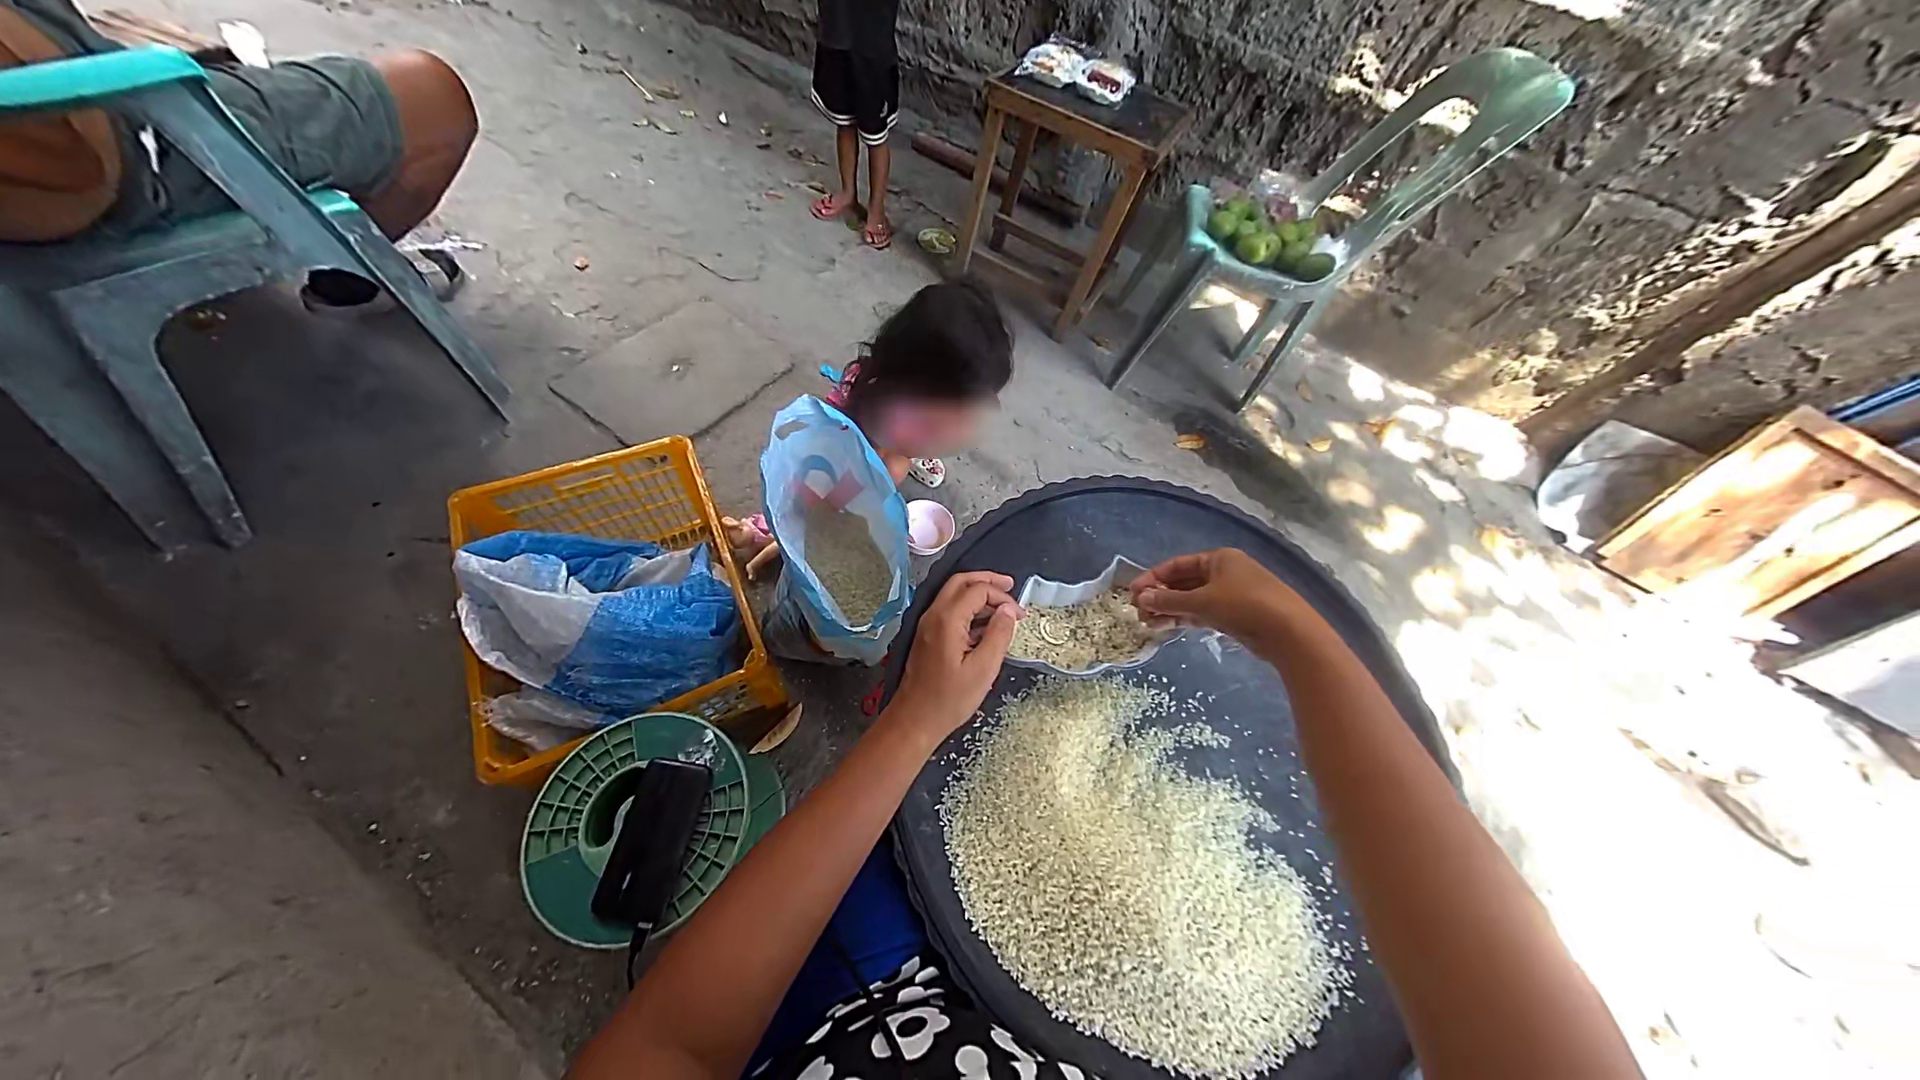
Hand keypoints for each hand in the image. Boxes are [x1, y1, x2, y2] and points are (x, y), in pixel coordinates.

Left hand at [886, 571, 1021, 743]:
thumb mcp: (983, 669)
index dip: (1002, 597)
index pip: (978, 590)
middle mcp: (933, 615)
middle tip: (1010, 587)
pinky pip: (949, 610)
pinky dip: (968, 608)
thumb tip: (1008, 610)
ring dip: (978, 593)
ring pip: (953, 594)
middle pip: (960, 582)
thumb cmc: (949, 699)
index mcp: (946, 619)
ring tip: (1002, 606)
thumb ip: (999, 635)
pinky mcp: (927, 635)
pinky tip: (985, 624)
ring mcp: (927, 624)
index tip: (1019, 614)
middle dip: (987, 581)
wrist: (915, 719)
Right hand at [1130, 548, 1305, 646]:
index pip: (1176, 565)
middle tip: (1138, 611)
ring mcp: (1232, 594)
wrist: (1289, 633)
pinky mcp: (1236, 615)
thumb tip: (1141, 598)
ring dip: (1170, 609)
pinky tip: (1168, 626)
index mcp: (1218, 559)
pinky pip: (1203, 612)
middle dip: (1160, 596)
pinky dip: (1185, 617)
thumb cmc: (1244, 606)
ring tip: (1148, 622)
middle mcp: (1225, 572)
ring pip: (1192, 599)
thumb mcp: (1202, 602)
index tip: (1133, 592)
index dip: (1153, 577)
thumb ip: (1169, 600)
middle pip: (1183, 581)